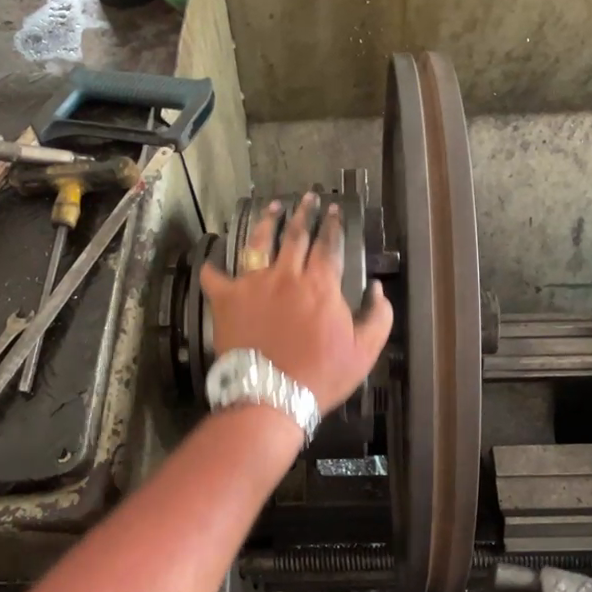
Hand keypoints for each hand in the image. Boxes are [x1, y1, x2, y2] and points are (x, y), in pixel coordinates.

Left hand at [200, 192, 393, 408]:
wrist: (271, 394)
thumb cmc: (321, 374)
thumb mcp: (365, 350)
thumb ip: (378, 316)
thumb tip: (378, 289)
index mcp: (321, 284)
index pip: (329, 244)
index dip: (333, 224)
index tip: (335, 209)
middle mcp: (287, 275)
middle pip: (296, 235)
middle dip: (303, 213)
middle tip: (307, 198)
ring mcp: (254, 284)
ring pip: (260, 243)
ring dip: (267, 222)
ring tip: (272, 207)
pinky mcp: (227, 300)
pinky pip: (216, 277)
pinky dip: (214, 268)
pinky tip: (212, 261)